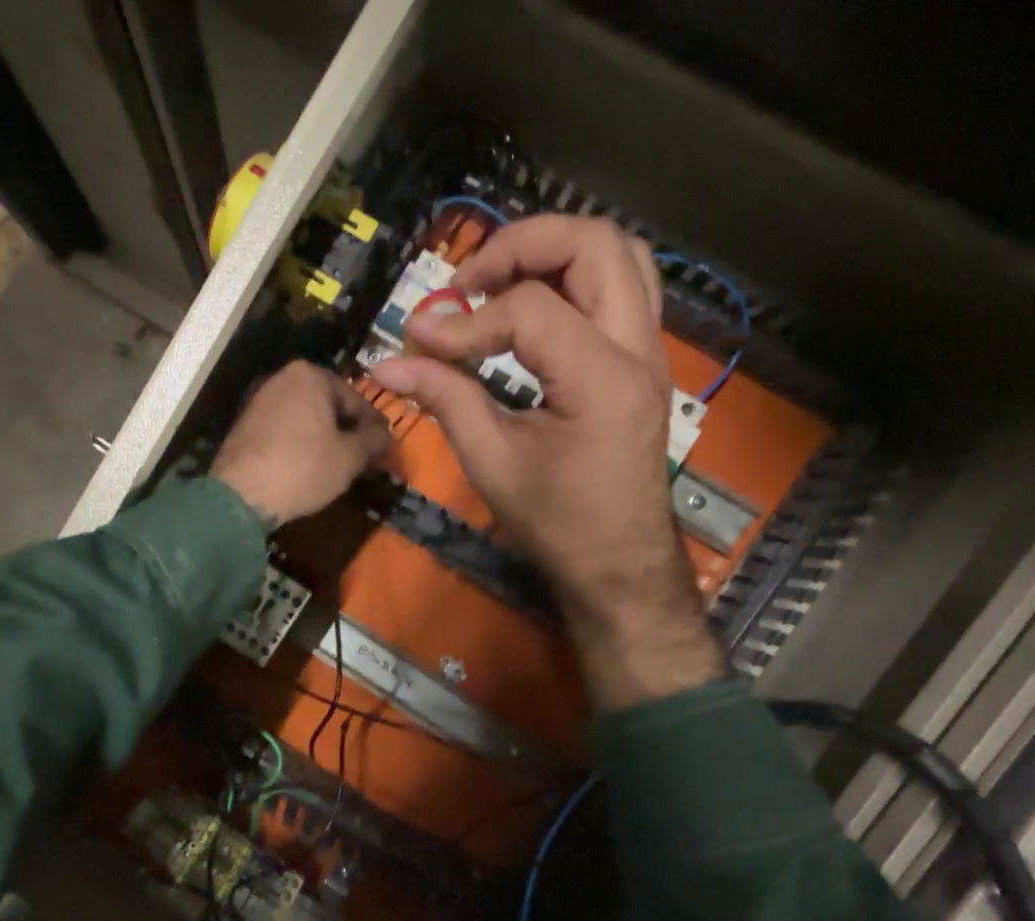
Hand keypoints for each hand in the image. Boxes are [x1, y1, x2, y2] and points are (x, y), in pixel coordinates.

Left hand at [211, 360, 391, 526]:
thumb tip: (387, 434)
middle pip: (328, 405)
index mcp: (310, 375)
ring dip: (324, 437)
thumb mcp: (350, 457)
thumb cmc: (303, 468)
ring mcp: (258, 400)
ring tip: (338, 465)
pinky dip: (299, 443)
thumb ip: (373, 440)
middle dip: (347, 430)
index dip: (374, 425)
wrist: (241, 495)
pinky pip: (283, 429)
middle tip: (363, 457)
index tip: (385, 447)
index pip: (356, 398)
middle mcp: (282, 378)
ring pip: (305, 417)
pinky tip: (308, 467)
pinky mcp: (244, 424)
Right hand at [372, 216, 723, 708]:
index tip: (420, 340)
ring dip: (553, 252)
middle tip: (467, 283)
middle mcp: (636, 348)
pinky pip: (621, 285)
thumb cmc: (556, 522)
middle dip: (520, 246)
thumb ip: (444, 398)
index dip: (466, 319)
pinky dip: (574, 276)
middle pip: (592, 243)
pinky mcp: (641, 359)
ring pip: (617, 253)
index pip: (529, 309)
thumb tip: (387, 359)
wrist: (619, 563)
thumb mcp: (491, 462)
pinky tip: (529, 306)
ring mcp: (647, 350)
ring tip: (497, 284)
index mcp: (601, 379)